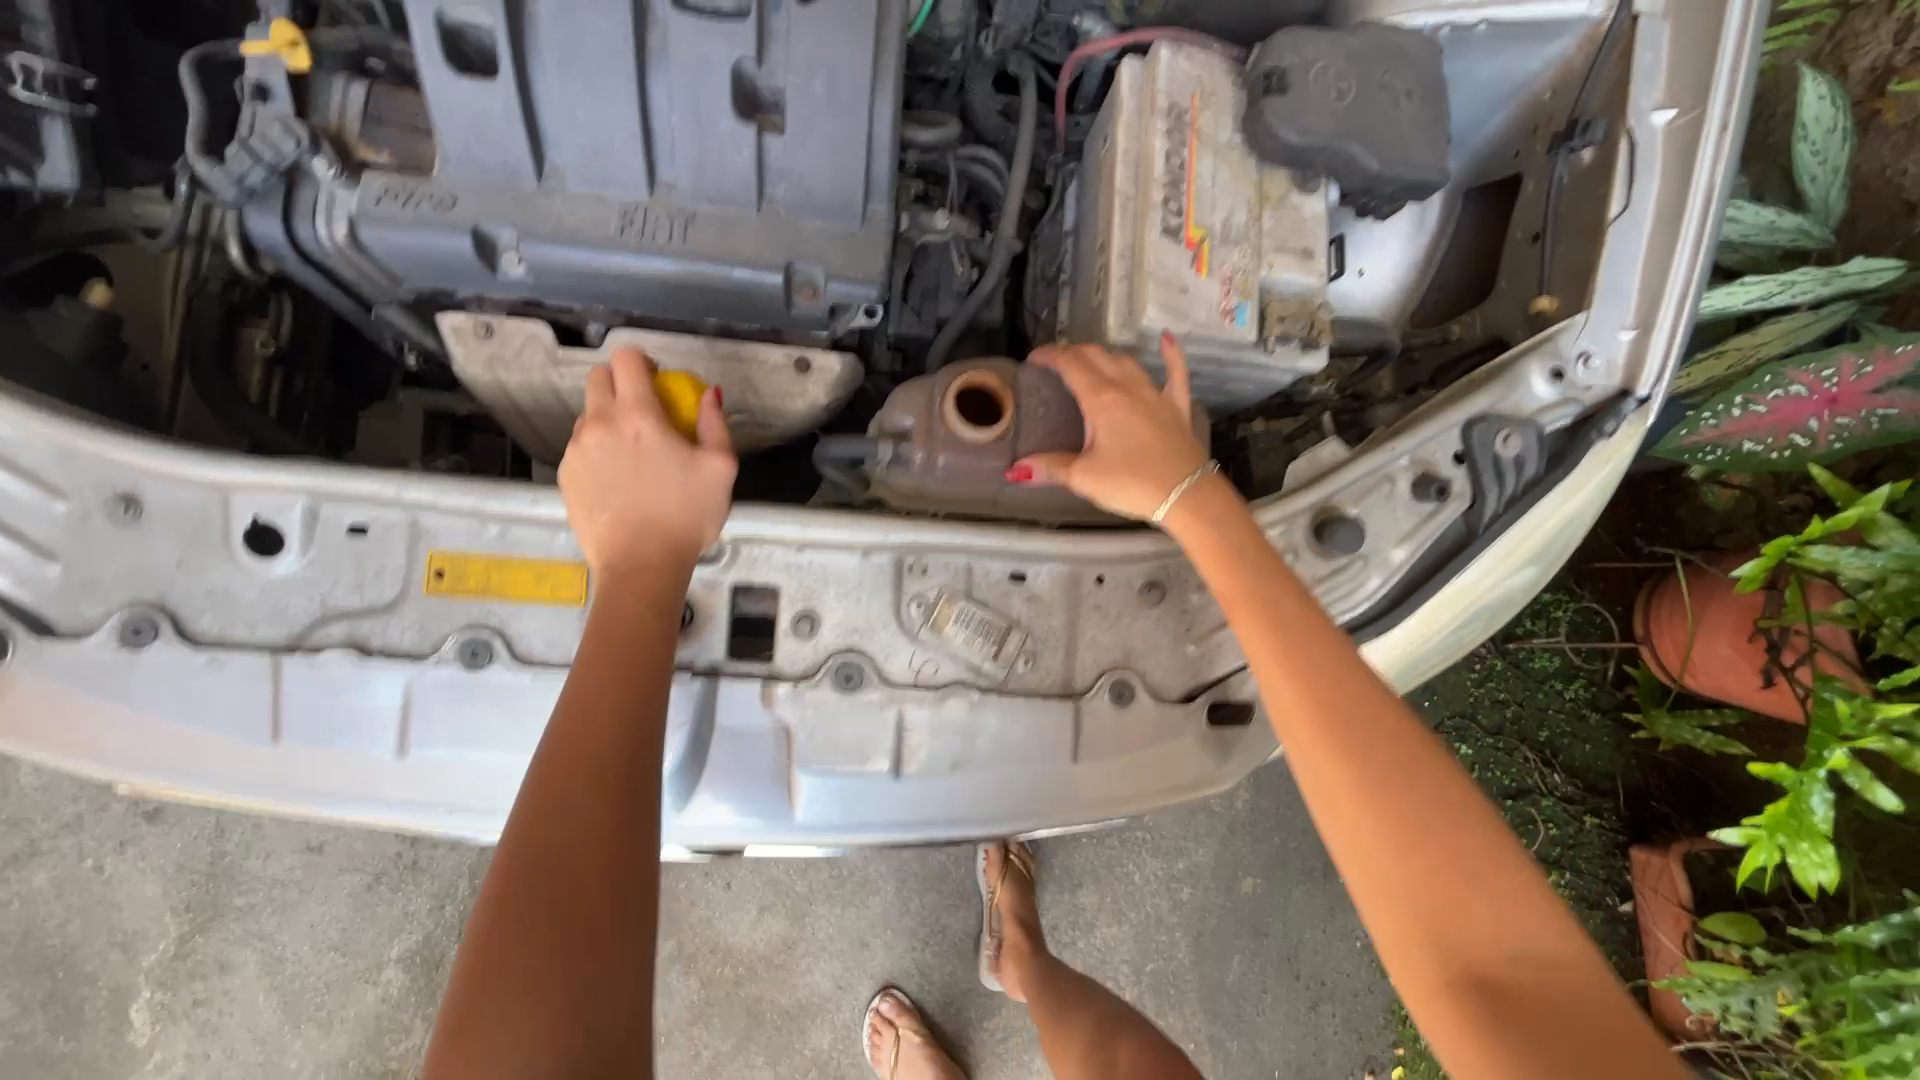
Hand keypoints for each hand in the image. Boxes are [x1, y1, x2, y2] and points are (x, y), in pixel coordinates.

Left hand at [559, 349, 735, 578]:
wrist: (641, 564)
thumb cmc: (687, 516)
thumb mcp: (721, 468)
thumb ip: (715, 424)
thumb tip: (710, 394)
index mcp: (638, 415)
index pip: (626, 359)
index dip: (642, 360)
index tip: (657, 379)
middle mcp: (600, 424)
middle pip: (598, 378)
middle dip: (620, 383)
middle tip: (644, 411)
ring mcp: (577, 450)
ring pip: (587, 415)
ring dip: (608, 420)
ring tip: (632, 454)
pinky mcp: (565, 476)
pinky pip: (580, 449)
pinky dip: (598, 452)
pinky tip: (619, 481)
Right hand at [1010, 331, 1211, 521]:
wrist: (1187, 495)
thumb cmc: (1132, 484)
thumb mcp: (1084, 478)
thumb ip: (1050, 468)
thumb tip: (1017, 469)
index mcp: (1101, 399)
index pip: (1071, 365)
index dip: (1050, 356)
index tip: (1034, 359)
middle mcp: (1128, 387)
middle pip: (1097, 356)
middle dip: (1073, 353)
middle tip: (1057, 362)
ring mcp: (1156, 394)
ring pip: (1127, 362)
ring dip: (1105, 356)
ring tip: (1091, 361)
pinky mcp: (1177, 407)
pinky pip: (1175, 372)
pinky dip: (1170, 354)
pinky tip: (1166, 339)